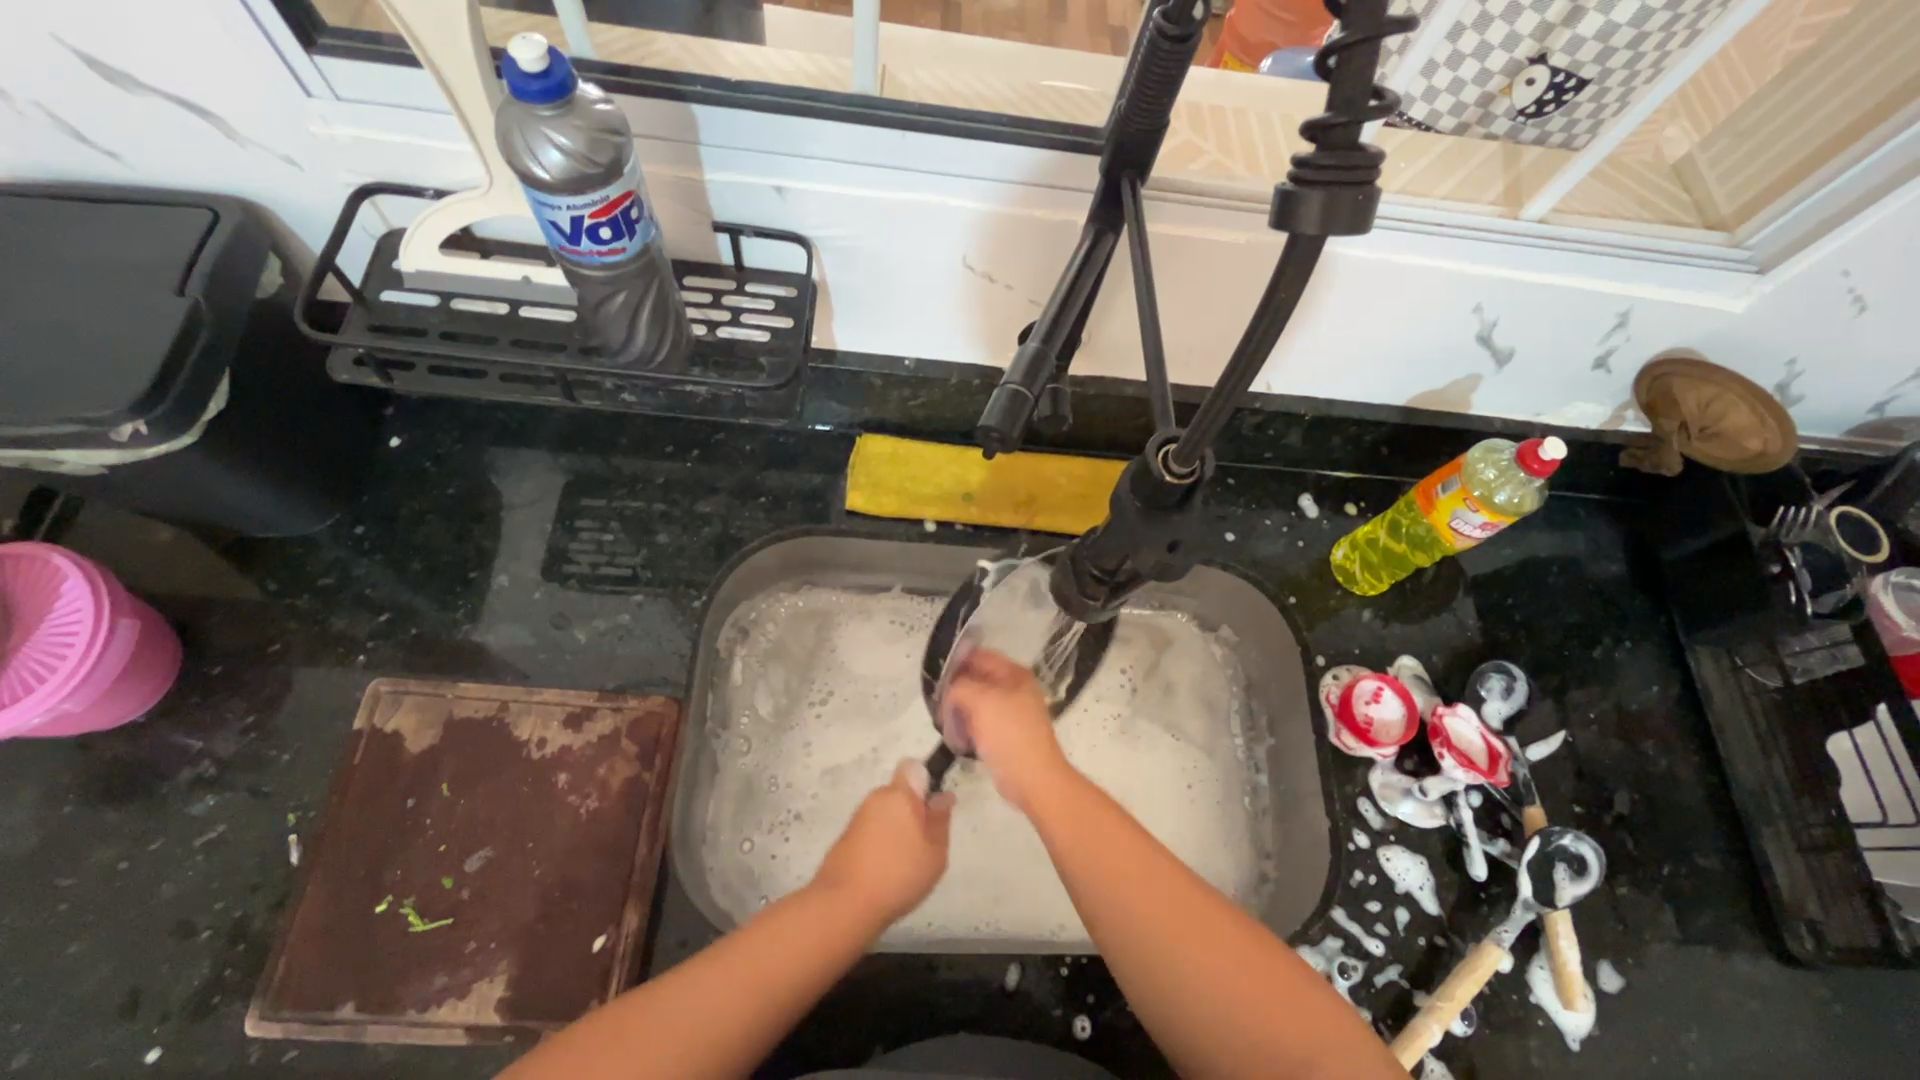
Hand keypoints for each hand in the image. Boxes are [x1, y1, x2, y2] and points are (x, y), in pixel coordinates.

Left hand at [811, 760, 954, 924]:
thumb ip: (940, 820)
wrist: (845, 904)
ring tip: (904, 864)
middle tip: (924, 844)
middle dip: (912, 812)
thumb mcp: (935, 852)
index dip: (925, 780)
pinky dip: (880, 845)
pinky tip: (885, 872)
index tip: (932, 807)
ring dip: (896, 830)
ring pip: (885, 814)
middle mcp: (875, 799)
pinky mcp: (845, 839)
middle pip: (899, 794)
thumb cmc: (899, 874)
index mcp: (899, 794)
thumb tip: (943, 796)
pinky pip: (870, 832)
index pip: (912, 768)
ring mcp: (857, 819)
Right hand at [938, 648, 1074, 812]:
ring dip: (958, 712)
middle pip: (975, 680)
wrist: (1033, 779)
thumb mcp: (981, 701)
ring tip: (946, 725)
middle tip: (938, 706)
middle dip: (955, 692)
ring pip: (975, 703)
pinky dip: (966, 728)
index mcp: (1014, 674)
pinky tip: (957, 738)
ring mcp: (1009, 712)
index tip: (934, 678)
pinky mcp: (1004, 734)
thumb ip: (960, 686)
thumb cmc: (1009, 735)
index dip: (956, 663)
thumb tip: (949, 691)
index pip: (979, 656)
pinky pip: (979, 723)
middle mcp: (1014, 689)